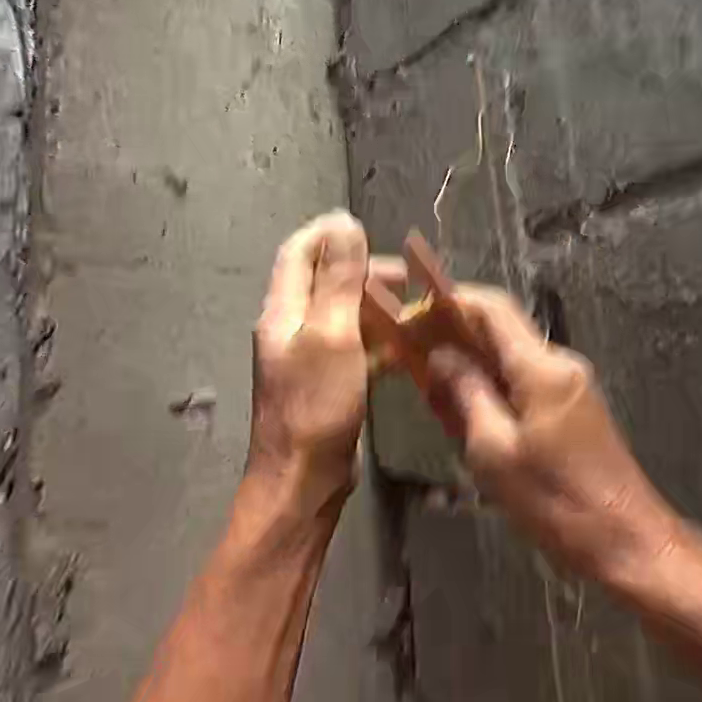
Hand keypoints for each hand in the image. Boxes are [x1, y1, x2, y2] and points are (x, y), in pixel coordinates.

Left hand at [250, 212, 403, 503]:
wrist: (304, 479)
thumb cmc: (316, 404)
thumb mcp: (332, 333)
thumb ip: (339, 278)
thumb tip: (343, 222)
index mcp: (284, 310)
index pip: (299, 252)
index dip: (330, 233)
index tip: (369, 229)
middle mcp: (293, 326)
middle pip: (326, 280)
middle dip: (366, 270)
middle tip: (408, 279)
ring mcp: (311, 354)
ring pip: (346, 312)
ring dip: (379, 304)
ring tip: (417, 309)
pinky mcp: (330, 379)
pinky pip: (358, 344)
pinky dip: (382, 337)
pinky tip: (409, 345)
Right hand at [421, 286, 683, 586]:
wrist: (623, 535)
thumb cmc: (554, 498)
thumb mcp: (495, 451)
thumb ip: (467, 393)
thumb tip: (441, 353)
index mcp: (542, 366)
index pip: (495, 308)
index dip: (452, 302)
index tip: (412, 316)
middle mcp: (561, 362)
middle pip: (503, 332)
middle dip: (457, 340)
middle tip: (413, 365)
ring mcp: (572, 383)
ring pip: (512, 360)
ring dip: (474, 370)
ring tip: (435, 400)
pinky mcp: (575, 406)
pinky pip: (527, 383)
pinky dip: (496, 390)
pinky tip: (471, 421)